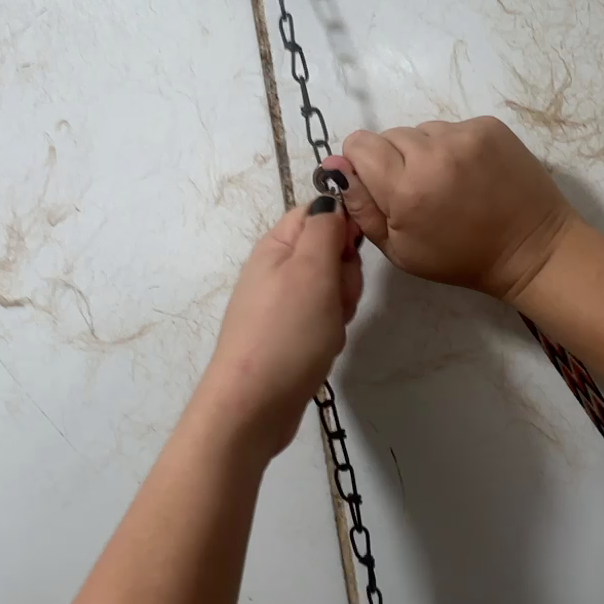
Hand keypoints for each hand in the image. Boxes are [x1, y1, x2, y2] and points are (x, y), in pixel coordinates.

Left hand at [197, 197, 363, 455]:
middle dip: (344, 276)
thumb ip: (325, 228)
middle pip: (329, 252)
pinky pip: (321, 319)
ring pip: (330, 289)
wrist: (252, 405)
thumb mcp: (311, 269)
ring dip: (340, 307)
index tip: (351, 254)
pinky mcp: (287, 333)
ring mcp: (280, 303)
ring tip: (327, 330)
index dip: (344, 228)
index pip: (319, 212)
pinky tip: (322, 349)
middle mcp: (276, 268)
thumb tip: (332, 198)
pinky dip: (329, 332)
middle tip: (335, 300)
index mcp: (277, 244)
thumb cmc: (286, 332)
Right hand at [325, 117, 579, 302]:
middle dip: (394, 160)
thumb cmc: (459, 258)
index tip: (381, 186)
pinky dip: (452, 146)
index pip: (359, 145)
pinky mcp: (489, 125)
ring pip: (420, 130)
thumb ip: (362, 208)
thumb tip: (334, 167)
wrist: (530, 248)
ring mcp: (465, 134)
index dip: (363, 165)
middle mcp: (434, 153)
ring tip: (447, 182)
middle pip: (388, 136)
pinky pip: (450, 127)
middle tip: (419, 191)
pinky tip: (469, 173)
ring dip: (423, 151)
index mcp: (407, 189)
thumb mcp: (399, 249)